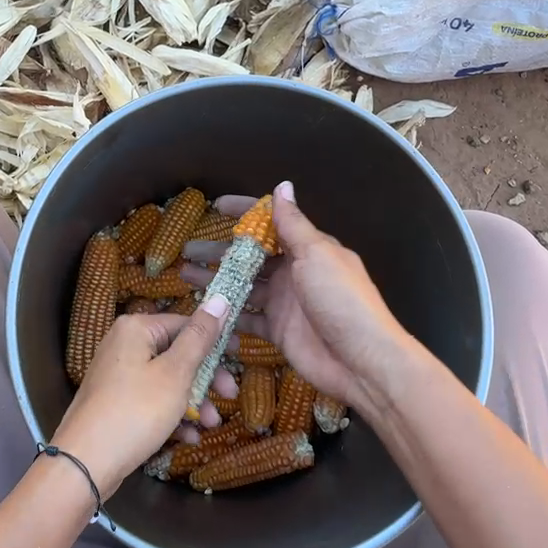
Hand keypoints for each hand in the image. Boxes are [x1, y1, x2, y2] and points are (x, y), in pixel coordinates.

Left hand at [50, 298, 232, 496]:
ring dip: (192, 401)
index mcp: (136, 328)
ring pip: (166, 380)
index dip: (214, 342)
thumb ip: (200, 337)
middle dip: (205, 378)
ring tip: (210, 425)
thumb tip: (221, 298)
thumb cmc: (135, 411)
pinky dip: (171, 415)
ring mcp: (117, 374)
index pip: (185, 324)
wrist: (84, 464)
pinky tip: (189, 436)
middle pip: (176, 353)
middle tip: (229, 397)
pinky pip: (150, 400)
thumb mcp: (175, 374)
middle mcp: (123, 344)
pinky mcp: (115, 402)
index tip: (238, 360)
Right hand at [184, 182, 412, 417]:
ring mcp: (284, 303)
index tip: (215, 206)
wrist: (362, 361)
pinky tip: (205, 316)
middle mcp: (293, 272)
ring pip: (242, 287)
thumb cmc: (342, 300)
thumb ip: (293, 224)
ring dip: (216, 281)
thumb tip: (282, 185)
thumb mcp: (317, 255)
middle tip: (186, 250)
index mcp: (307, 249)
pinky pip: (247, 322)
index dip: (244, 212)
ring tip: (185, 277)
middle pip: (249, 256)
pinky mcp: (278, 332)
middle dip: (218, 251)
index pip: (270, 223)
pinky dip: (227, 320)